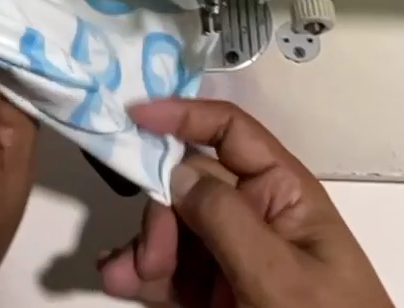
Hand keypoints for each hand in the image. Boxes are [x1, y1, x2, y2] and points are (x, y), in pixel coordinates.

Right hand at [98, 99, 392, 307]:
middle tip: (149, 254)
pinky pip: (170, 268)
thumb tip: (178, 171)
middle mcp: (255, 213)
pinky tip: (119, 279)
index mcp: (283, 191)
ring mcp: (233, 255)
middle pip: (189, 181)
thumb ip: (227, 219)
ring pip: (174, 226)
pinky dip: (142, 271)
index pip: (229, 130)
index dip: (183, 114)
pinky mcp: (216, 293)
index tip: (134, 114)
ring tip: (125, 275)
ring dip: (144, 244)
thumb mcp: (279, 276)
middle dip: (160, 207)